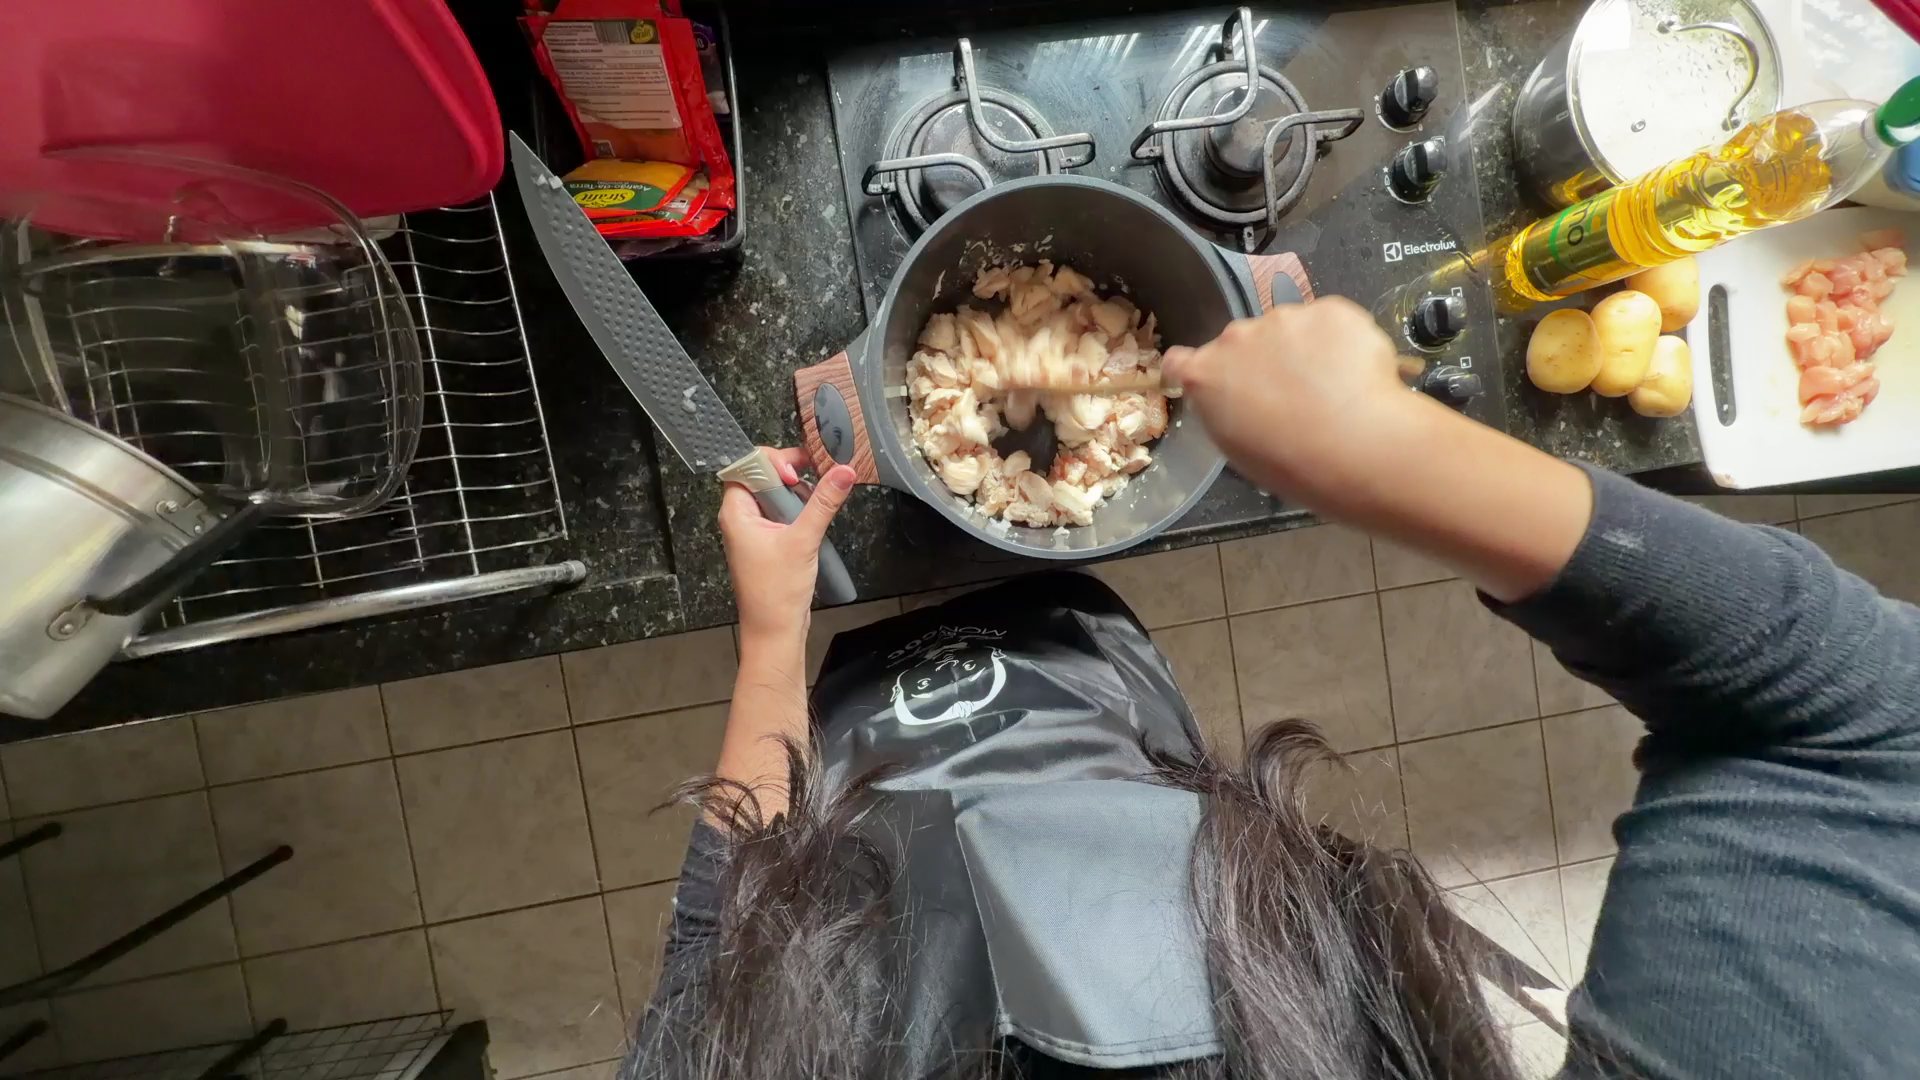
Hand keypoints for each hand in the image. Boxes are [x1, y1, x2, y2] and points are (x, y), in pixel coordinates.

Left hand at [718, 448, 854, 641]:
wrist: (775, 631)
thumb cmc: (776, 592)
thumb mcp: (803, 540)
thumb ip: (823, 502)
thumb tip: (843, 472)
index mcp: (736, 512)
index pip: (748, 466)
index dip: (774, 461)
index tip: (798, 471)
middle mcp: (742, 517)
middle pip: (764, 477)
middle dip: (792, 475)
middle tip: (816, 480)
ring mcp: (756, 530)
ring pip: (777, 495)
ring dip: (799, 495)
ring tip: (816, 507)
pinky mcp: (770, 542)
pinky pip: (783, 514)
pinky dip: (800, 512)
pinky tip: (814, 522)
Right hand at [1162, 296, 1409, 501]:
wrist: (1349, 446)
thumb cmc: (1285, 461)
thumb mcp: (1233, 445)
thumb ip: (1224, 409)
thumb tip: (1239, 402)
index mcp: (1204, 375)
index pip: (1179, 361)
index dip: (1195, 369)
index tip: (1214, 381)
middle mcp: (1235, 338)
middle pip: (1240, 342)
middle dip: (1258, 360)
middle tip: (1287, 394)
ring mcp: (1282, 319)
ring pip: (1287, 328)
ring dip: (1300, 348)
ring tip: (1327, 387)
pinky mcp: (1328, 310)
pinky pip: (1329, 321)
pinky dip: (1339, 341)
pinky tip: (1352, 375)